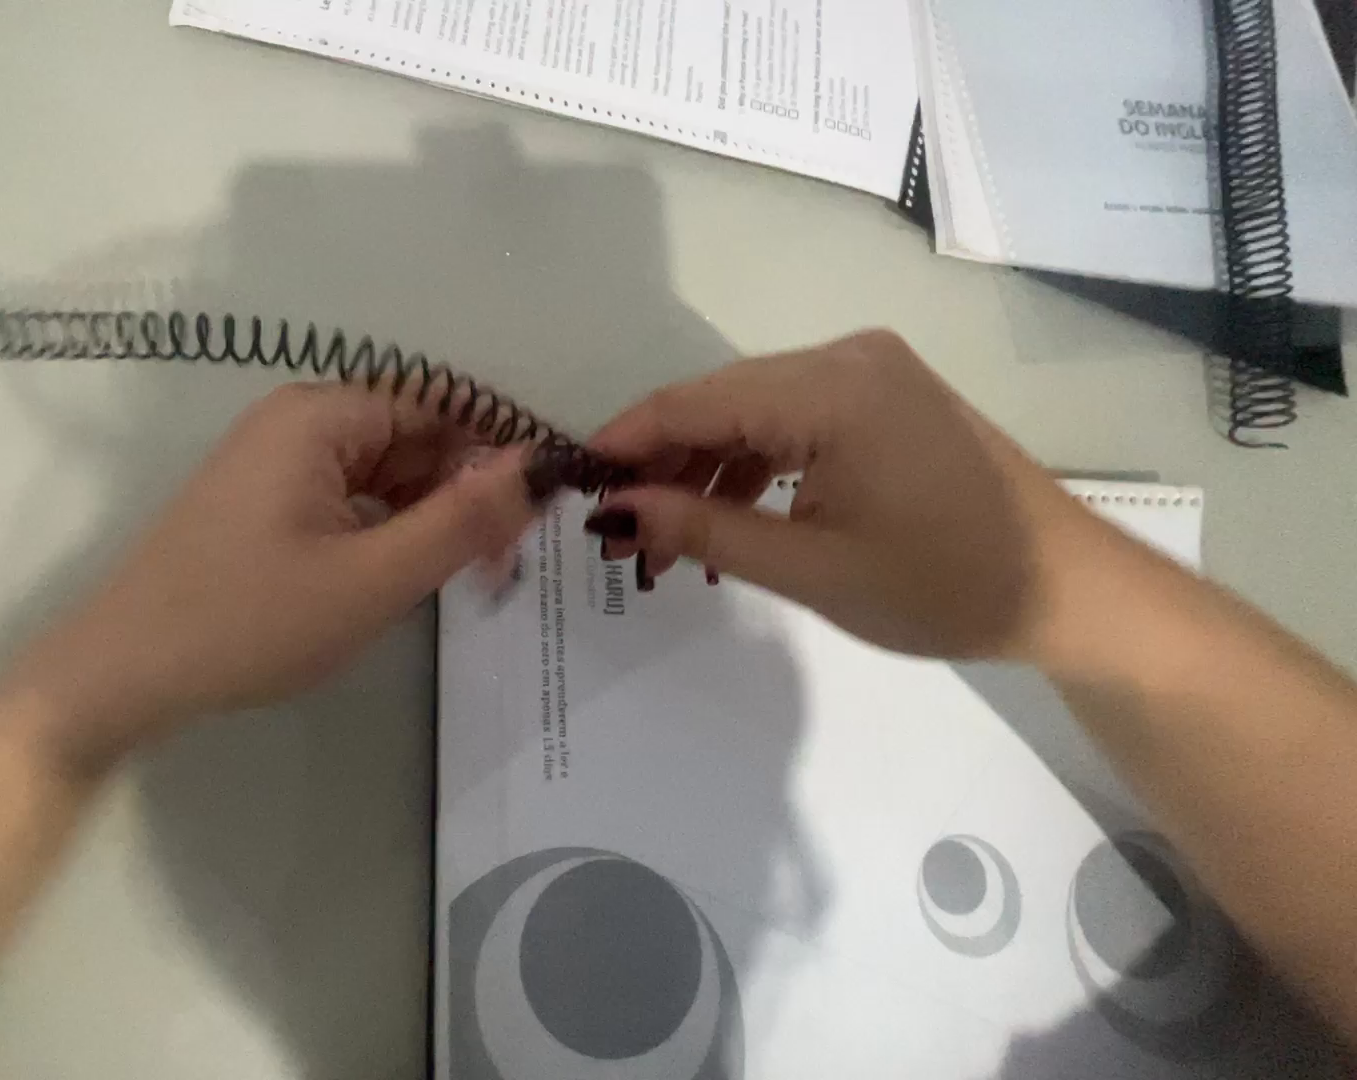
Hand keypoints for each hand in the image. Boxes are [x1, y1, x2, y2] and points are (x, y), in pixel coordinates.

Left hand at [19, 383, 540, 756]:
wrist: (125, 673)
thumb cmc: (250, 621)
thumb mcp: (373, 577)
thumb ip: (462, 521)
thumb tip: (539, 467)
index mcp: (319, 415)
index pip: (439, 406)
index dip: (495, 453)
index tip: (536, 514)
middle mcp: (294, 422)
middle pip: (409, 437)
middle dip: (459, 493)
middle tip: (498, 568)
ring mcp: (272, 463)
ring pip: (379, 473)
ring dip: (423, 516)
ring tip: (455, 578)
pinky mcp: (261, 503)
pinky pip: (343, 499)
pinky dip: (381, 530)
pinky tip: (394, 574)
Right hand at [588, 330, 1102, 659]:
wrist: (1072, 593)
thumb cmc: (943, 586)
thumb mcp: (807, 569)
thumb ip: (699, 529)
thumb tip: (610, 511)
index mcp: (833, 390)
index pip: (692, 403)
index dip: (622, 443)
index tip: (570, 486)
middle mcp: (844, 359)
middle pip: (712, 402)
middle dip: (655, 465)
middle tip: (615, 531)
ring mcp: (862, 373)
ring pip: (741, 411)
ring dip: (695, 470)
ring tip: (660, 539)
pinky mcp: (873, 397)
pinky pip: (780, 421)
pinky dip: (741, 465)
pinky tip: (720, 515)